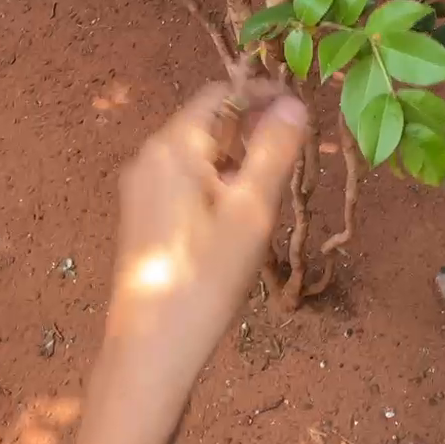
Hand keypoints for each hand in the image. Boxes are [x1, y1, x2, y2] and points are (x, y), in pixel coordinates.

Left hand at [102, 82, 307, 405]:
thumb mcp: (250, 211)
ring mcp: (142, 188)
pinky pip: (187, 179)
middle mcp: (150, 158)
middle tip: (296, 153)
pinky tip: (240, 216)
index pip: (220, 93)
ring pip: (200, 154)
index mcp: (172, 147)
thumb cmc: (205, 278)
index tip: (302, 106)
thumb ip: (273, 150)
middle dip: (254, 129)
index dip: (261, 93)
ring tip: (274, 188)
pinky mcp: (144, 216)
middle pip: (209, 122)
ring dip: (240, 158)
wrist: (151, 350)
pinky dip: (219, 181)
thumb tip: (294, 103)